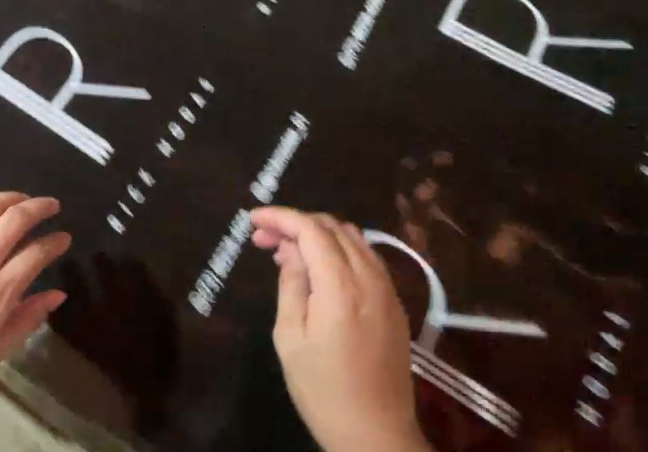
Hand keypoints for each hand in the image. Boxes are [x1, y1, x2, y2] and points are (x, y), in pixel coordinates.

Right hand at [251, 208, 430, 451]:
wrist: (376, 436)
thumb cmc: (322, 389)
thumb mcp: (290, 336)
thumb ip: (290, 284)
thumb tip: (289, 250)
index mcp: (341, 288)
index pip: (310, 230)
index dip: (279, 216)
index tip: (252, 220)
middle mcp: (370, 281)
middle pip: (333, 227)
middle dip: (295, 223)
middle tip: (264, 239)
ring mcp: (388, 293)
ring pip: (354, 239)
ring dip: (318, 234)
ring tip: (289, 251)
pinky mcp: (395, 307)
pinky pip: (368, 259)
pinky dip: (340, 250)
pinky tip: (319, 268)